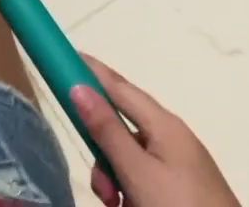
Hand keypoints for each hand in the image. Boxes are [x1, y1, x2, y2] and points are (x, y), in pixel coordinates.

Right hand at [71, 55, 240, 206]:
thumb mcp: (137, 174)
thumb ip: (107, 131)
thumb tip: (78, 86)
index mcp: (164, 124)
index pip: (119, 86)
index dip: (92, 70)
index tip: (65, 55)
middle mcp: (171, 137)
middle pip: (122, 129)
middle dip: (103, 155)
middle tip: (103, 190)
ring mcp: (179, 164)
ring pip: (130, 160)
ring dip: (117, 182)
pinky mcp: (182, 189)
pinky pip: (145, 180)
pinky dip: (133, 194)